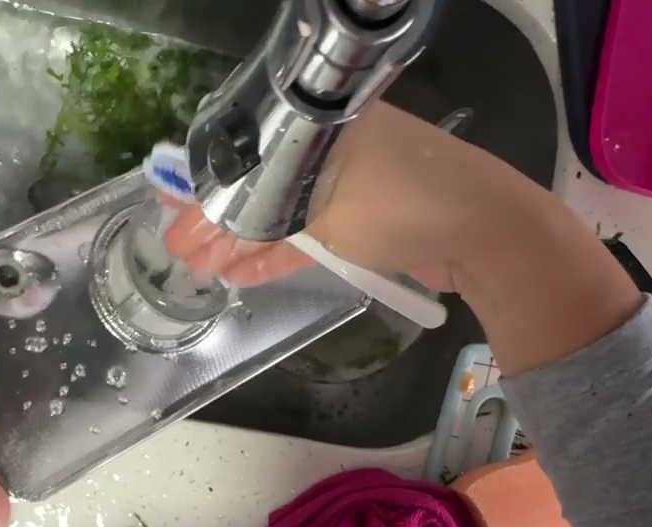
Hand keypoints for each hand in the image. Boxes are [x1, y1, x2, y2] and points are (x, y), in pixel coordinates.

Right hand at [163, 102, 641, 374]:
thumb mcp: (323, 212)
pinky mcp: (359, 225)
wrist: (480, 233)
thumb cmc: (399, 204)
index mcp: (317, 125)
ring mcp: (344, 188)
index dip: (206, 188)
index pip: (244, 154)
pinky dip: (274, 256)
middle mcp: (327, 150)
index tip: (171, 214)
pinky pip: (305, 239)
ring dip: (240, 244)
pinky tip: (238, 274)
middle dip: (216, 222)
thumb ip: (263, 230)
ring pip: (278, 216)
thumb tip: (207, 240)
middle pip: (258, 187)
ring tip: (198, 269)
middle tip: (177, 250)